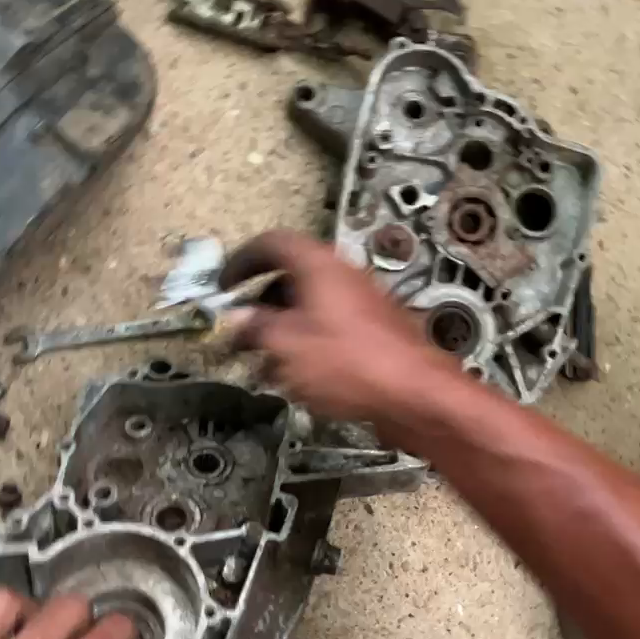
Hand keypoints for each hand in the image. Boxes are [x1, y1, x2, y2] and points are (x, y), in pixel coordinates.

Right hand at [221, 229, 465, 429]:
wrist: (414, 394)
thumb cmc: (351, 363)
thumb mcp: (287, 345)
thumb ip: (257, 327)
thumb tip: (241, 319)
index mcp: (318, 266)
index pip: (272, 244)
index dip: (242, 261)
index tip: (224, 284)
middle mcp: (342, 276)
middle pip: (291, 278)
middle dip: (260, 305)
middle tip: (241, 331)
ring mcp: (361, 304)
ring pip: (309, 308)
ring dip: (281, 332)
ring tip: (263, 364)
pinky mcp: (373, 334)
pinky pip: (329, 331)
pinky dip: (306, 346)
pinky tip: (296, 378)